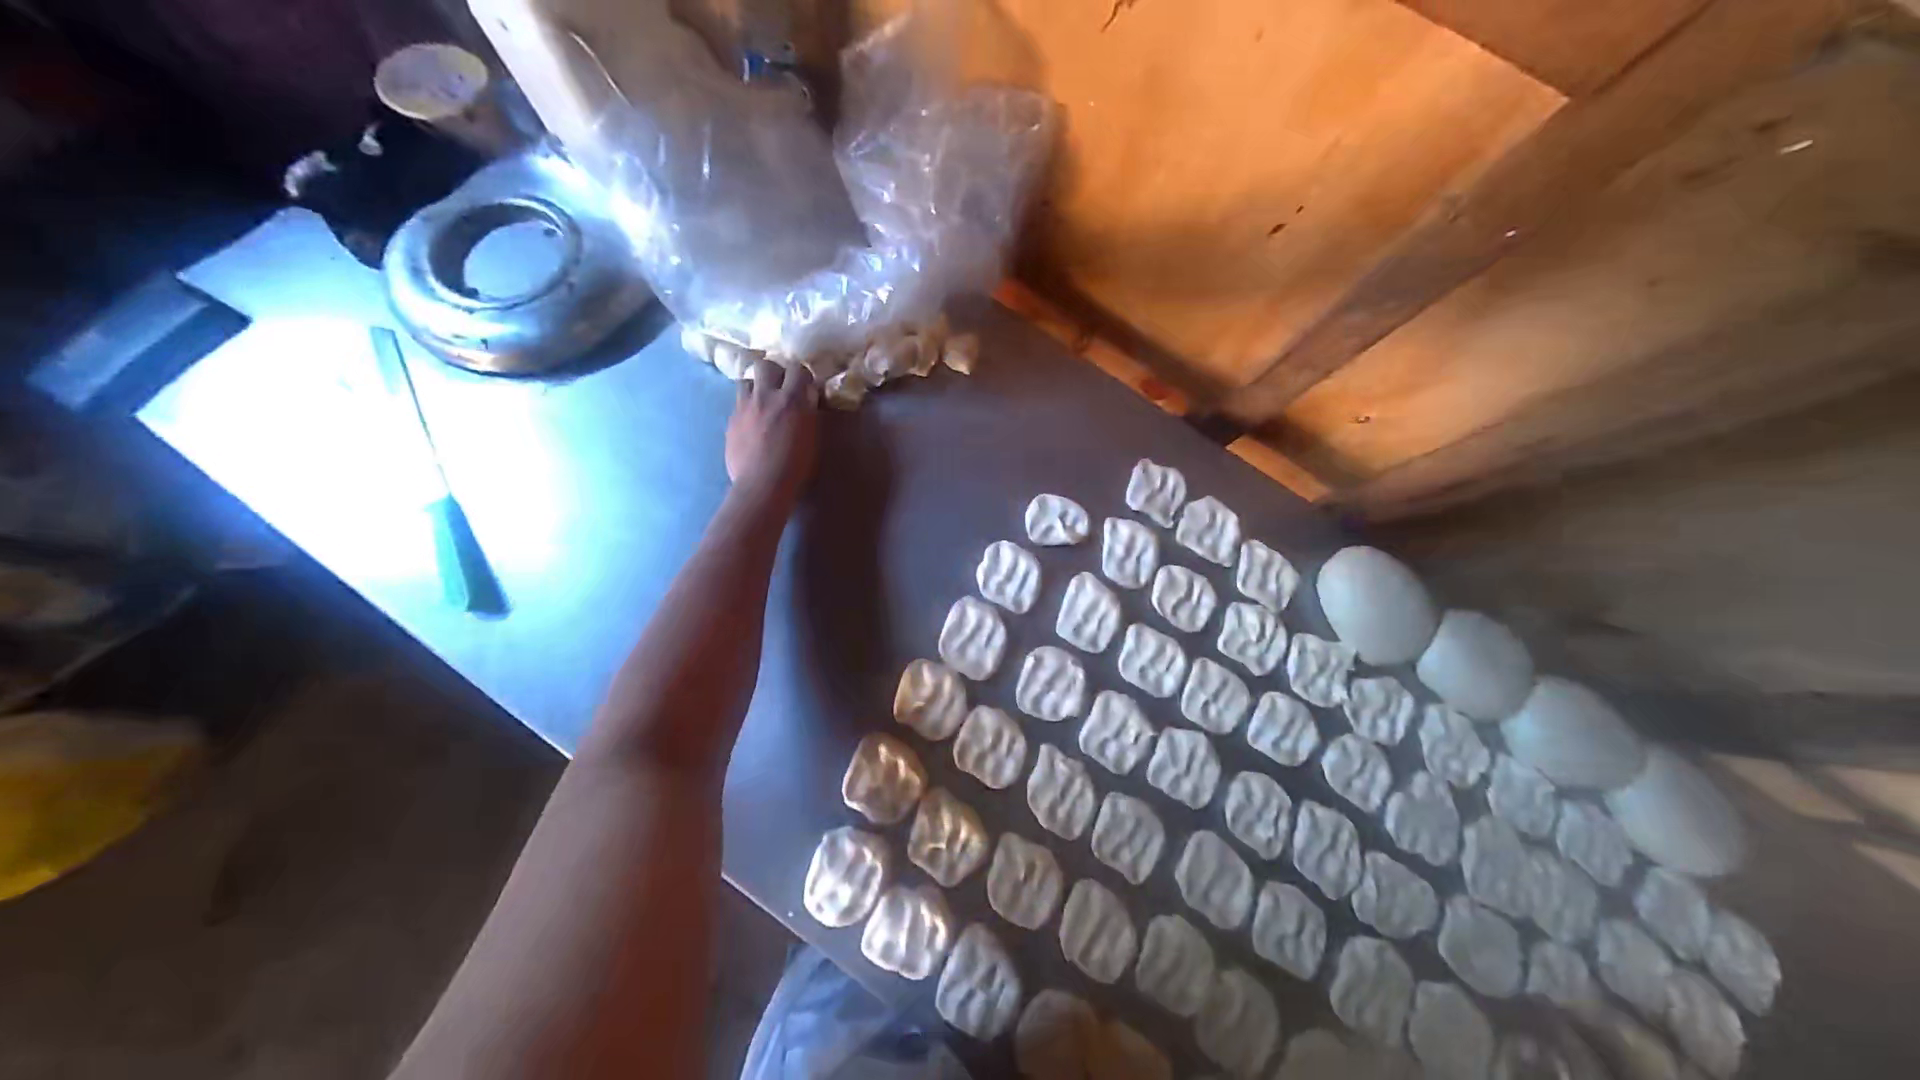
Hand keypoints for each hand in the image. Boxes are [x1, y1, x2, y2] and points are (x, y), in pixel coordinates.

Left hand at [725, 358, 818, 507]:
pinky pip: (738, 404)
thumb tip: (806, 398)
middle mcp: (765, 396)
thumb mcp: (811, 436)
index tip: (805, 386)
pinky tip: (752, 423)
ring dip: (756, 387)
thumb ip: (807, 412)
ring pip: (745, 381)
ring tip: (763, 402)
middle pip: (765, 365)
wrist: (762, 485)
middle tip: (781, 387)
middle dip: (774, 372)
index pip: (796, 369)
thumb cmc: (795, 466)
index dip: (801, 375)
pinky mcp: (731, 421)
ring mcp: (744, 408)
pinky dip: (746, 408)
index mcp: (791, 400)